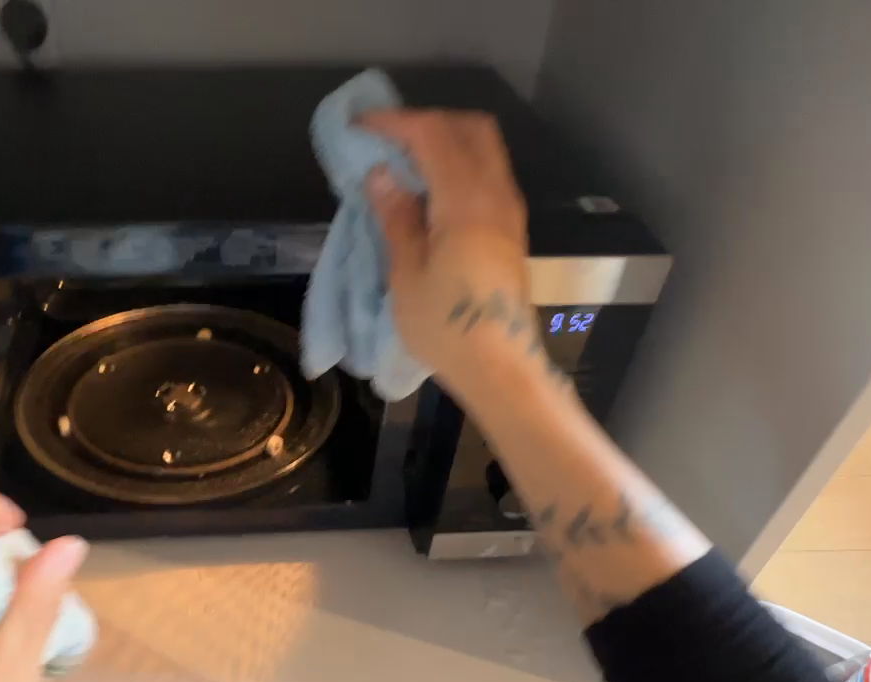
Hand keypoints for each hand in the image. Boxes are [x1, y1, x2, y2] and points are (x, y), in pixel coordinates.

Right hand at [361, 109, 540, 393]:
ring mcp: (509, 213)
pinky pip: (488, 177)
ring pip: (484, 151)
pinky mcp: (510, 233)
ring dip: (446, 145)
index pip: (432, 136)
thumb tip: (382, 175)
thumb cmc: (445, 328)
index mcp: (466, 201)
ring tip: (406, 167)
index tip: (360, 128)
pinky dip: (459, 169)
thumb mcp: (408, 275)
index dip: (395, 123)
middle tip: (389, 141)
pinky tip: (432, 195)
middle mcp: (496, 195)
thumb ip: (397, 218)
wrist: (498, 368)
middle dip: (428, 124)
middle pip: (469, 129)